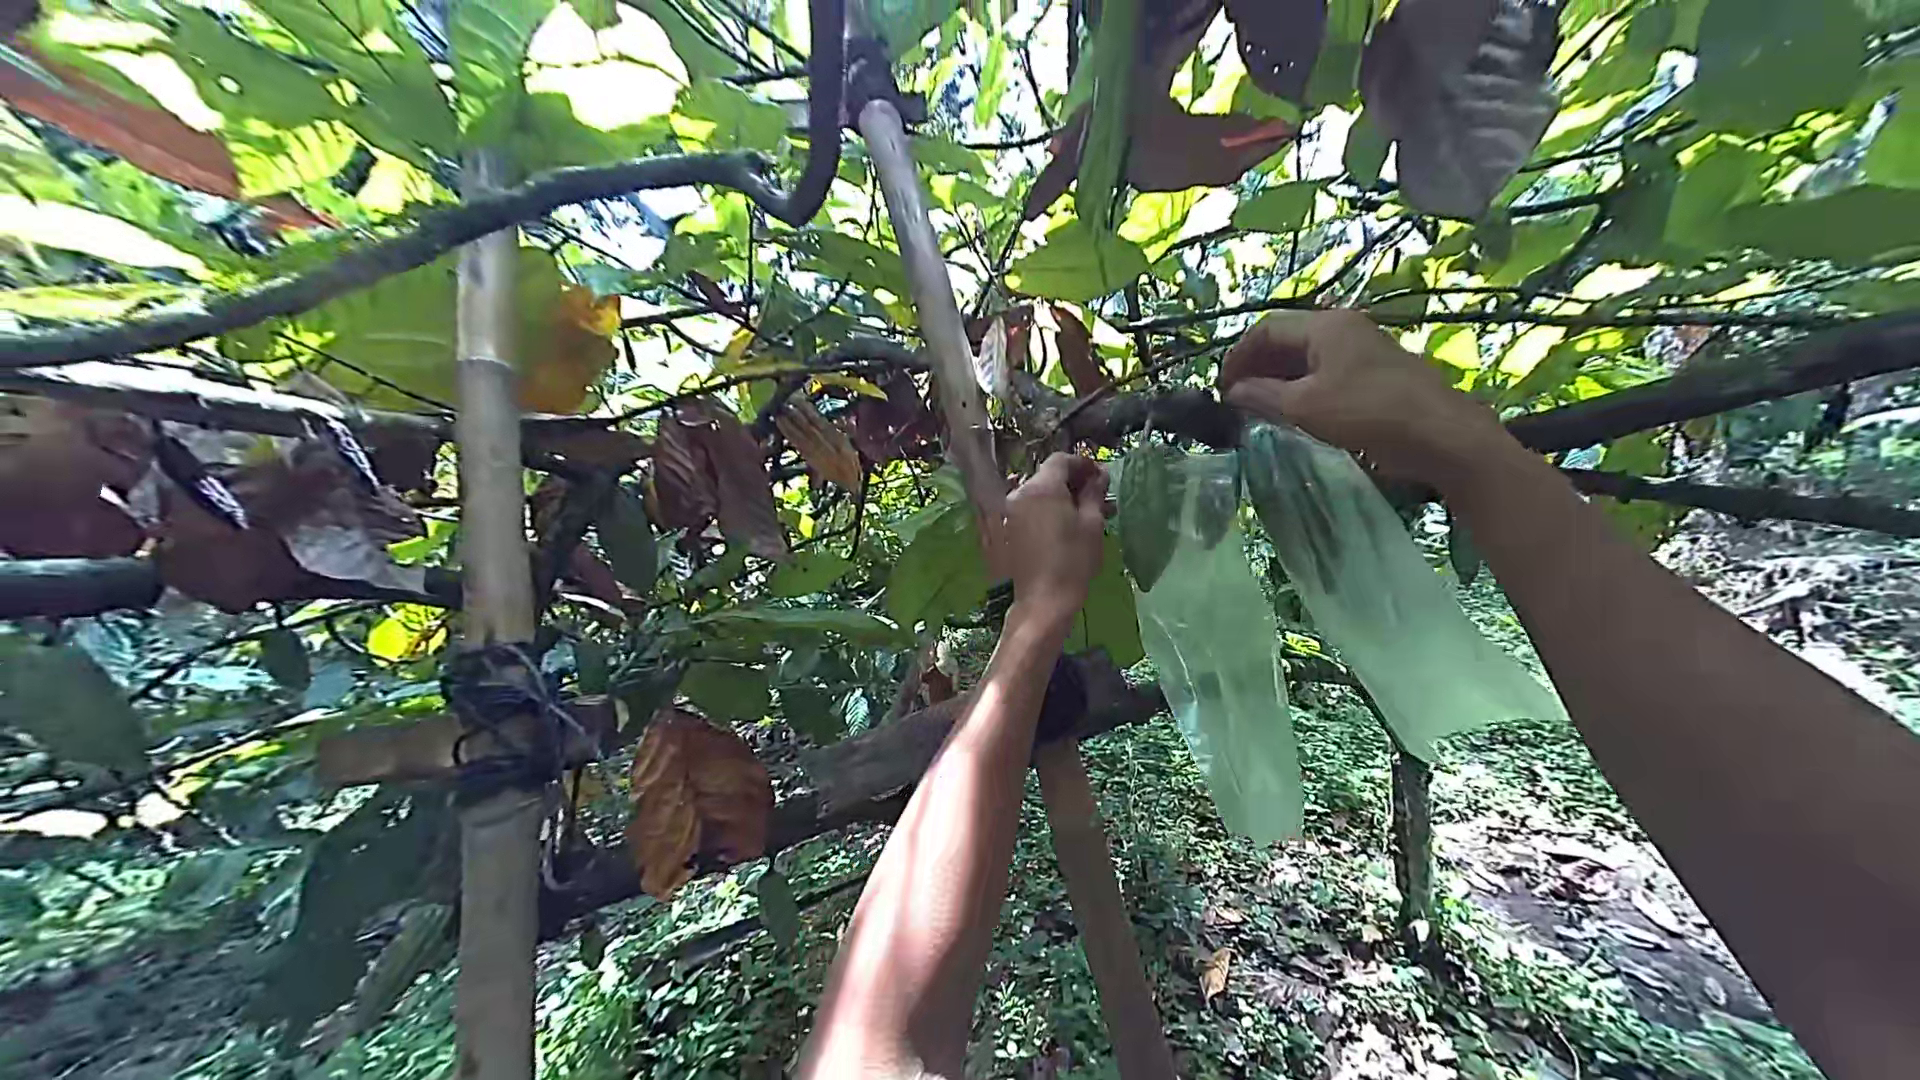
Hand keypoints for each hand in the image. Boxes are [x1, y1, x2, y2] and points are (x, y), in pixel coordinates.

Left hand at [1003, 453, 1108, 620]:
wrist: (1043, 601)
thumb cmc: (1073, 561)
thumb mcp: (1091, 524)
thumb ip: (1093, 493)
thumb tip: (1098, 475)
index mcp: (1040, 487)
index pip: (1060, 460)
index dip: (1082, 464)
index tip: (1100, 477)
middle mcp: (1018, 493)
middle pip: (1047, 476)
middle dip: (1072, 482)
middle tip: (1097, 496)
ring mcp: (1008, 512)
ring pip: (1038, 494)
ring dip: (1060, 497)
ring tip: (1086, 513)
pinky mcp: (1006, 530)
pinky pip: (1029, 510)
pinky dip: (1046, 511)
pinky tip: (1065, 525)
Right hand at [1220, 311, 1512, 493]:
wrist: (1437, 434)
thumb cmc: (1365, 411)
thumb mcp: (1302, 406)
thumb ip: (1261, 395)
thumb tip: (1233, 392)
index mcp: (1325, 326)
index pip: (1266, 329)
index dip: (1238, 355)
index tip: (1222, 385)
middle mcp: (1342, 330)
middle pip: (1285, 340)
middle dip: (1255, 366)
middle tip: (1235, 397)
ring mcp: (1359, 351)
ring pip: (1303, 358)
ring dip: (1274, 379)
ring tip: (1256, 406)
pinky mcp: (1369, 374)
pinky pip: (1321, 372)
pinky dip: (1297, 387)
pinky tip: (1288, 410)